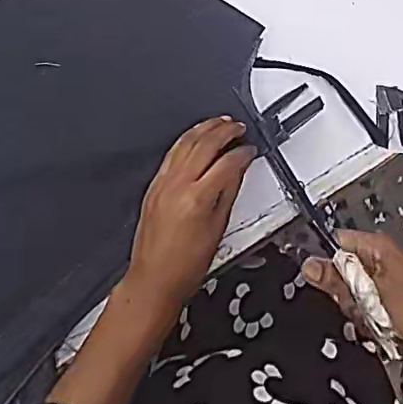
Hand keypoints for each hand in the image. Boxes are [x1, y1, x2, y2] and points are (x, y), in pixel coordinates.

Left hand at [122, 117, 256, 320]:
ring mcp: (162, 184)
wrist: (153, 280)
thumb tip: (237, 171)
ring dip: (204, 129)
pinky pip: (170, 154)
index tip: (249, 150)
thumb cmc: (184, 266)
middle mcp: (177, 186)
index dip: (242, 153)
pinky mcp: (153, 186)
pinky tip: (193, 137)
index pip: (226, 163)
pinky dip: (185, 140)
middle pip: (205, 145)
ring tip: (218, 123)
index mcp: (197, 199)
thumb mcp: (218, 228)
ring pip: (184, 143)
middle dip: (224, 131)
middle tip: (237, 127)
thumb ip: (229, 192)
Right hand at [302, 229, 402, 357]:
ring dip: (356, 312)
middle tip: (357, 305)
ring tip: (372, 319)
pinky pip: (365, 310)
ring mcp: (384, 281)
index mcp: (374, 245)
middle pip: (340, 272)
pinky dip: (368, 321)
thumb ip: (337, 279)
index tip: (322, 282)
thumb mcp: (370, 294)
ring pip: (351, 295)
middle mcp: (378, 259)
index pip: (334, 243)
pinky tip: (379, 328)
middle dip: (343, 295)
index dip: (324, 262)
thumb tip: (310, 265)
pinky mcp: (389, 302)